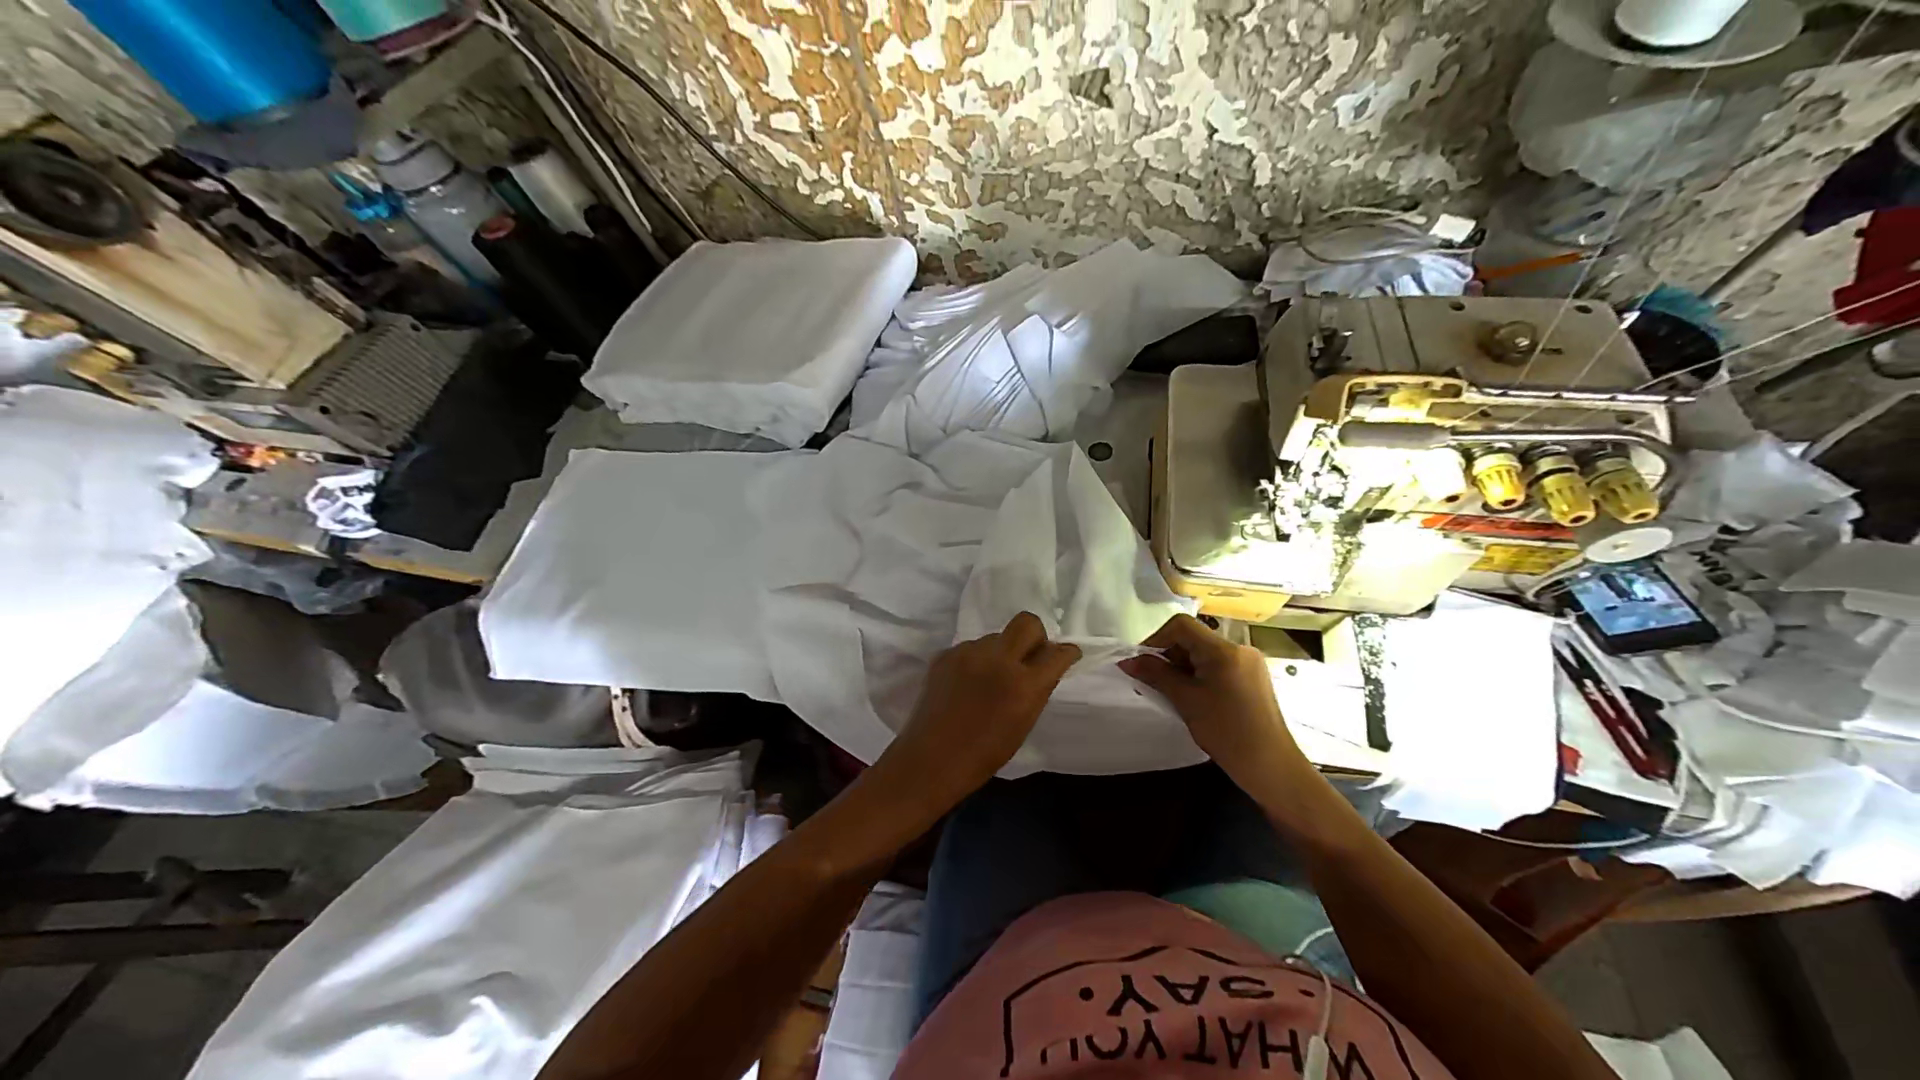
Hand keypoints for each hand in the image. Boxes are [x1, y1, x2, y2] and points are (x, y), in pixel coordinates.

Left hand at [876, 612, 1079, 804]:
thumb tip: (1047, 668)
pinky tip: (967, 684)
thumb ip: (1038, 691)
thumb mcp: (1023, 725)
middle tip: (1029, 658)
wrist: (931, 759)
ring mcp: (968, 653)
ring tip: (990, 680)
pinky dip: (976, 661)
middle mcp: (998, 659)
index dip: (1067, 653)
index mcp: (1023, 684)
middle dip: (1035, 636)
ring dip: (1001, 652)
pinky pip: (971, 648)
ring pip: (996, 637)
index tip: (1067, 656)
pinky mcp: (945, 654)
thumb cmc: (983, 754)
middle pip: (1027, 623)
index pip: (1057, 653)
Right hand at [1118, 614, 1310, 804]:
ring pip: (1206, 653)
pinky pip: (1220, 666)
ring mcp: (1250, 663)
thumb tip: (1127, 661)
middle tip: (1155, 681)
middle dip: (1170, 655)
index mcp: (1223, 650)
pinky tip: (1196, 698)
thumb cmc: (1226, 732)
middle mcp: (1240, 649)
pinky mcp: (1254, 678)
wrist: (1270, 766)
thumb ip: (1156, 675)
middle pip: (1194, 638)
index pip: (1181, 626)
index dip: (1156, 639)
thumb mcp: (1186, 701)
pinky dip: (1201, 675)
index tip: (1142, 663)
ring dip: (1184, 667)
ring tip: (1175, 693)